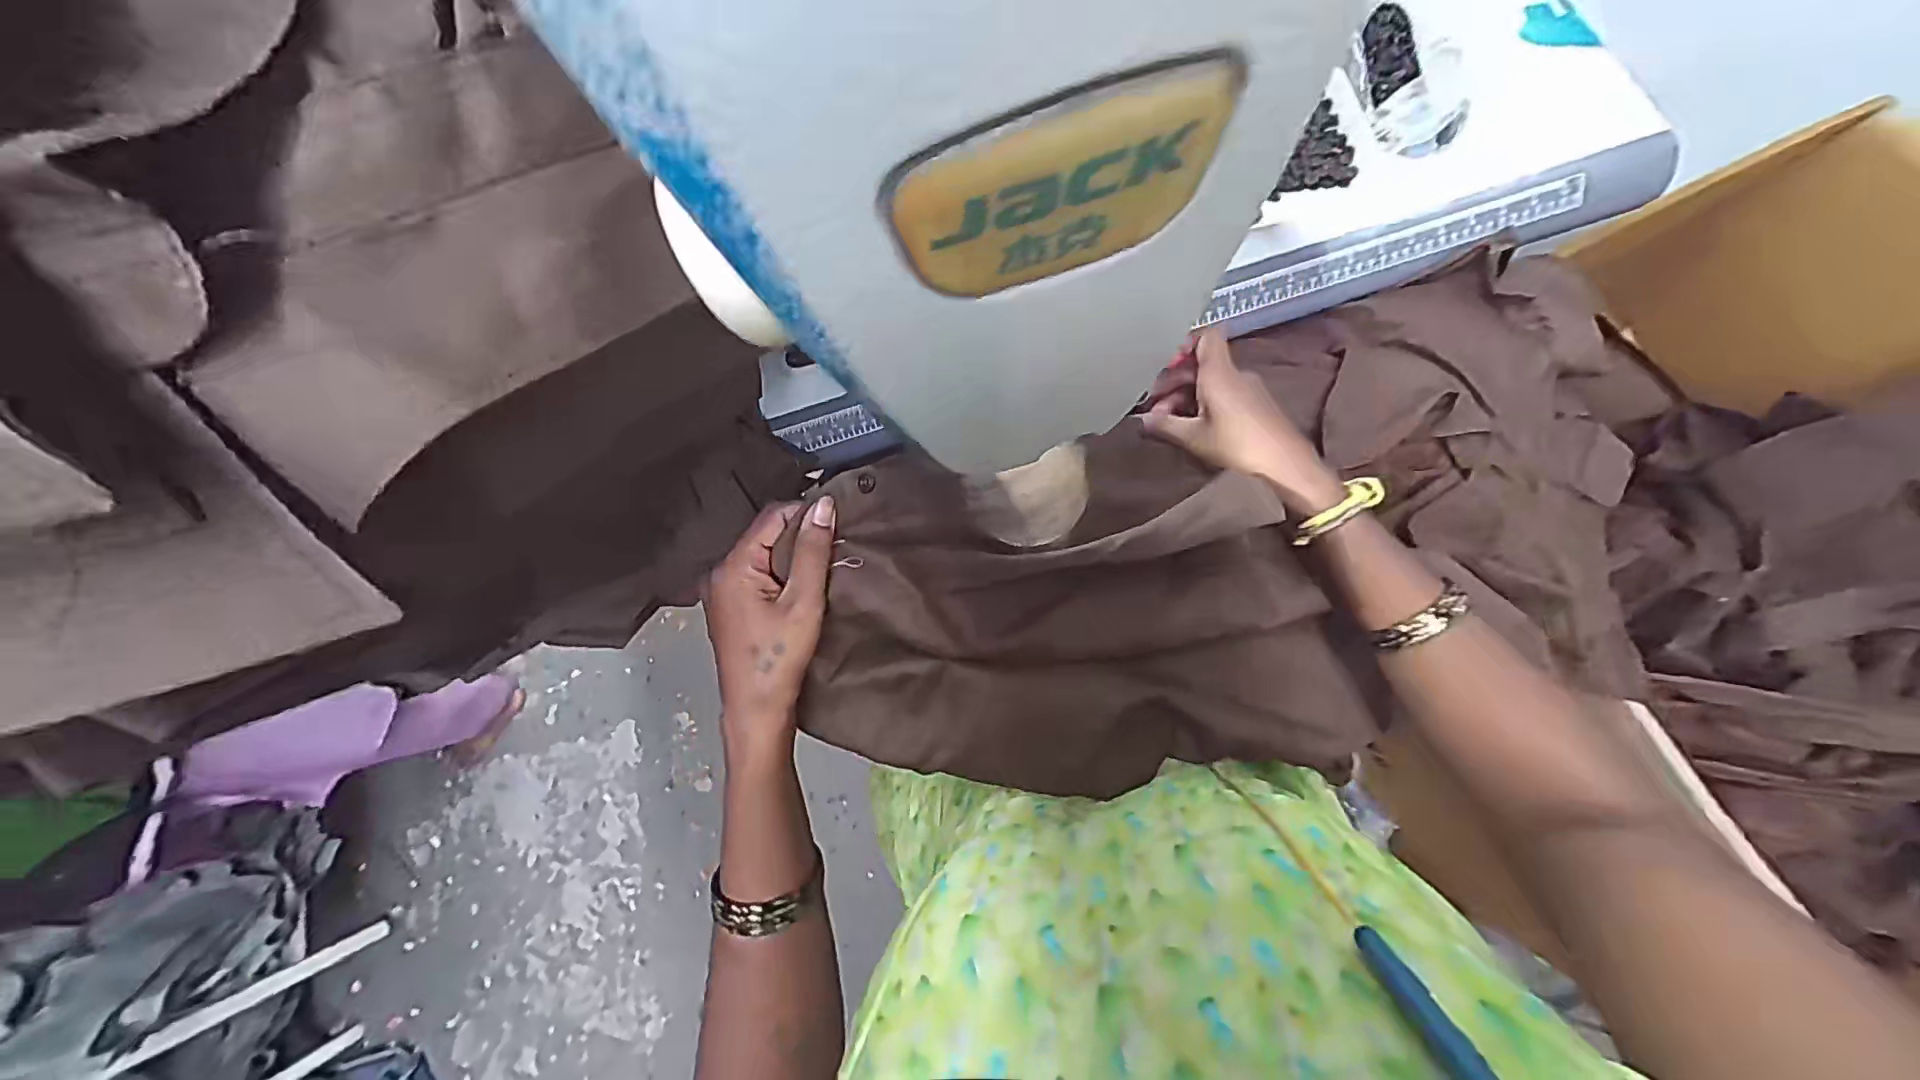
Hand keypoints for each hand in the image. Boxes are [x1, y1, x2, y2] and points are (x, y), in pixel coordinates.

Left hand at [703, 497, 836, 762]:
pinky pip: (760, 574)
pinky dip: (784, 574)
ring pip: (765, 554)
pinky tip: (804, 588)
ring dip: (794, 557)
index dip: (806, 514)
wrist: (757, 709)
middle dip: (801, 536)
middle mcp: (721, 573)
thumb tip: (823, 507)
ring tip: (823, 569)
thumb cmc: (777, 661)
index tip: (836, 522)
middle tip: (834, 548)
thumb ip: (813, 551)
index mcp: (732, 567)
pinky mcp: (733, 606)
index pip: (772, 517)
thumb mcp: (804, 601)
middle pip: (767, 534)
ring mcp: (724, 590)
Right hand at [1142, 328, 1345, 514]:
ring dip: (1185, 396)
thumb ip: (1164, 425)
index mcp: (1219, 372)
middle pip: (1200, 363)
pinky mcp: (1254, 403)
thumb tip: (1143, 420)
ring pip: (1209, 381)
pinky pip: (1222, 393)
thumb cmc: (1238, 445)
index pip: (1205, 336)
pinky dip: (1203, 403)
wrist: (1285, 464)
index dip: (1183, 345)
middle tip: (1155, 408)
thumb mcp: (1193, 437)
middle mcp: (1234, 374)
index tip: (1165, 368)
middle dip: (1174, 382)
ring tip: (1169, 422)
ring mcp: (1247, 388)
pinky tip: (1192, 426)